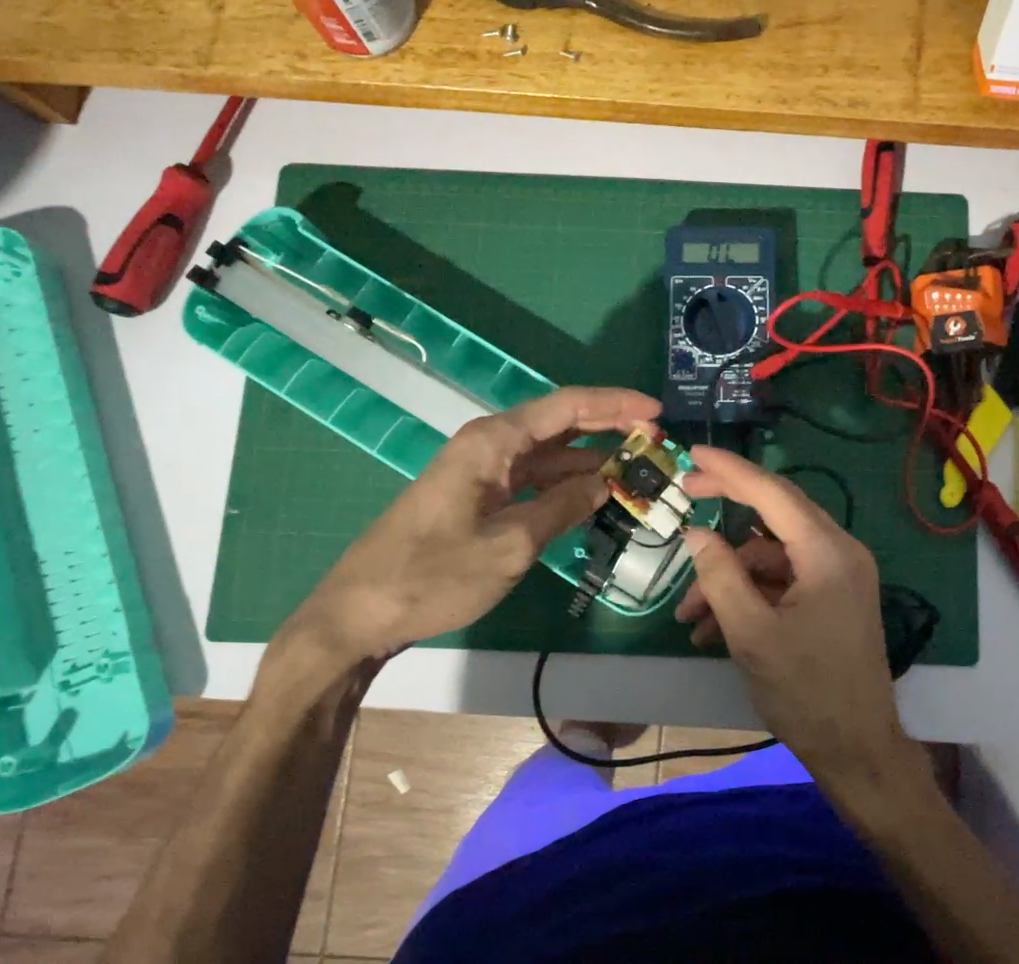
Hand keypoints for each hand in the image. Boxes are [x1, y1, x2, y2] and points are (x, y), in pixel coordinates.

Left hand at [281, 387, 660, 667]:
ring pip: (549, 455)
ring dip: (591, 460)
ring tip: (640, 470)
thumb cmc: (433, 575)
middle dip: (609, 427)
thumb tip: (606, 481)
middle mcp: (489, 446)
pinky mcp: (478, 498)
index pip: (567, 407)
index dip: (615, 405)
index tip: (658, 413)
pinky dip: (565, 485)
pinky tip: (596, 497)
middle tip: (657, 439)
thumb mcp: (510, 545)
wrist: (360, 613)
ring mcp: (482, 472)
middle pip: (560, 424)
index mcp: (493, 441)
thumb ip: (563, 507)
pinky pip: (533, 480)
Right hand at [675, 446, 914, 783]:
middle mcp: (840, 553)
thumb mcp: (751, 634)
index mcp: (828, 554)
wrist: (857, 750)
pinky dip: (750, 596)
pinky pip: (784, 581)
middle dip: (726, 511)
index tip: (693, 454)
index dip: (731, 471)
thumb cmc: (806, 693)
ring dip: (730, 576)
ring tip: (689, 616)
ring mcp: (840, 576)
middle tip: (684, 496)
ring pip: (773, 555)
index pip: (773, 494)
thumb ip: (720, 577)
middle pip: (776, 514)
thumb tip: (697, 533)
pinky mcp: (833, 599)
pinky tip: (712, 629)